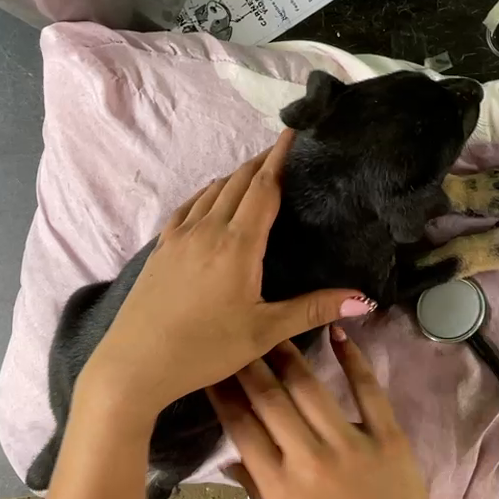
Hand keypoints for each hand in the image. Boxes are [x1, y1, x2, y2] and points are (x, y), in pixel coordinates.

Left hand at [80, 131, 374, 411]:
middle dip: (261, 163)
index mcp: (237, 244)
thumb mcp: (264, 332)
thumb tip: (364, 299)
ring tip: (254, 173)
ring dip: (235, 177)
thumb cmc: (204, 350)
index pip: (264, 188)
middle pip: (237, 182)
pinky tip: (210, 200)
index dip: (280, 158)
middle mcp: (207, 230)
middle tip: (282, 151)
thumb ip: (313, 310)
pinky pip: (188, 208)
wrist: (134, 365)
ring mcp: (178, 237)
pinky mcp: (160, 249)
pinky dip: (206, 195)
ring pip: (211, 191)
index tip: (293, 132)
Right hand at [208, 331, 460, 498]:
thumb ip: (257, 491)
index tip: (211, 368)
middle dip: (248, 364)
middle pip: (269, 400)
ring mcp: (349, 445)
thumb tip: (226, 459)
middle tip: (237, 336)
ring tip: (275, 331)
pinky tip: (335, 332)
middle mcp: (308, 460)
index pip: (241, 429)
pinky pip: (366, 389)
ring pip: (309, 388)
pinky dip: (352, 358)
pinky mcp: (387, 435)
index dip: (223, 394)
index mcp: (279, 487)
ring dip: (287, 355)